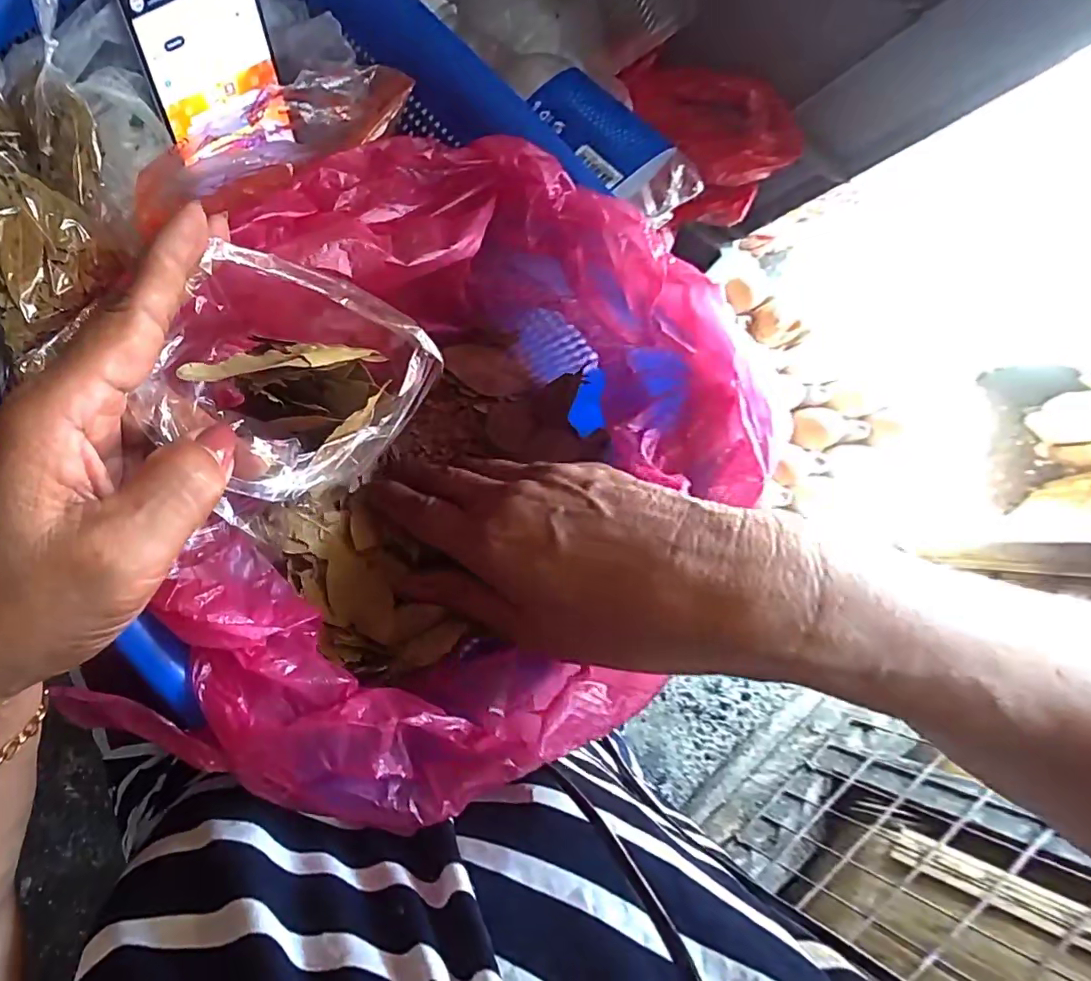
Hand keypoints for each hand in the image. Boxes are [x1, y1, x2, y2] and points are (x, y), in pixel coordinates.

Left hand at [0, 204, 236, 708]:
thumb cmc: (26, 609)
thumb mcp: (115, 558)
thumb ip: (178, 491)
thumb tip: (225, 440)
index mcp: (55, 414)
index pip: (123, 325)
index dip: (167, 268)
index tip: (201, 211)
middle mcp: (57, 416)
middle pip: (131, 349)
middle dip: (183, 308)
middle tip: (239, 265)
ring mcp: (64, 449)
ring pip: (139, 399)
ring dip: (188, 395)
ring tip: (245, 396)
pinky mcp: (73, 480)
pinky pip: (134, 440)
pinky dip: (173, 438)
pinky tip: (211, 447)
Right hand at [365, 459, 828, 676]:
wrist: (726, 581)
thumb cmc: (623, 624)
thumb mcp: (532, 628)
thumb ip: (463, 597)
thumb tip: (407, 581)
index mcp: (484, 540)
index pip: (416, 510)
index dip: (385, 501)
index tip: (364, 494)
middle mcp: (502, 496)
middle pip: (440, 478)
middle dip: (408, 478)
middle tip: (387, 478)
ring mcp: (542, 474)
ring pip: (476, 466)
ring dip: (447, 472)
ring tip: (432, 477)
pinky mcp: (579, 466)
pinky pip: (515, 464)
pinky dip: (489, 470)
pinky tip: (494, 479)